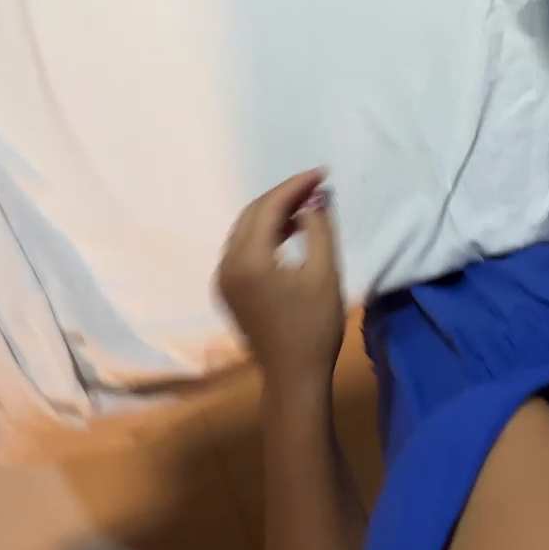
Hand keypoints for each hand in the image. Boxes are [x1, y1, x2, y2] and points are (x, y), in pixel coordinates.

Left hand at [216, 169, 345, 395]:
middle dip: (283, 196)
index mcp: (247, 260)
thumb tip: (316, 198)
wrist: (294, 375)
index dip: (295, 186)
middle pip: (252, 214)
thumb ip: (319, 229)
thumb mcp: (324, 273)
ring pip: (245, 230)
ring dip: (274, 213)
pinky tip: (290, 233)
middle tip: (316, 186)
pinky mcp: (230, 291)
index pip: (268, 207)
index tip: (322, 173)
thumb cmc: (314, 325)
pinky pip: (244, 249)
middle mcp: (227, 264)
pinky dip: (266, 234)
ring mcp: (224, 279)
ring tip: (307, 205)